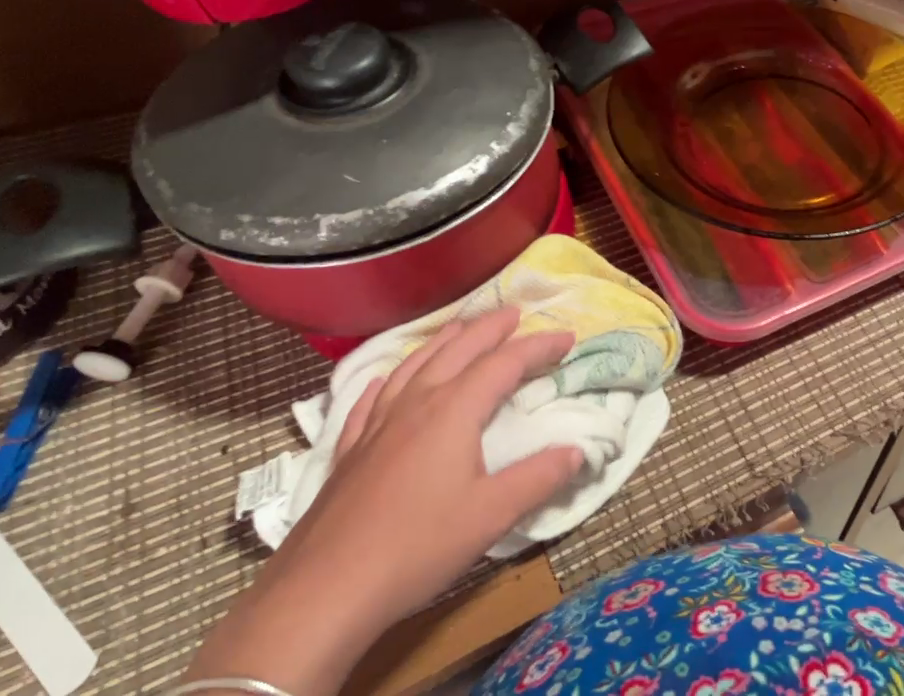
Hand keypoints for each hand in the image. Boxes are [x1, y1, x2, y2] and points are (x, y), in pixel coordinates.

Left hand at [274, 307, 583, 627]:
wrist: (326, 588)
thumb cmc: (418, 547)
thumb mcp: (492, 515)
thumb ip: (538, 478)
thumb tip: (577, 451)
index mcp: (453, 412)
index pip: (504, 364)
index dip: (538, 347)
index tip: (568, 337)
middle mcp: (415, 405)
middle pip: (456, 351)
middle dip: (489, 329)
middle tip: (514, 314)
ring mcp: (376, 426)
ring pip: (413, 366)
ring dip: (442, 342)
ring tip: (460, 330)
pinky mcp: (350, 451)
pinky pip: (371, 401)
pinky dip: (387, 382)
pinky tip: (385, 381)